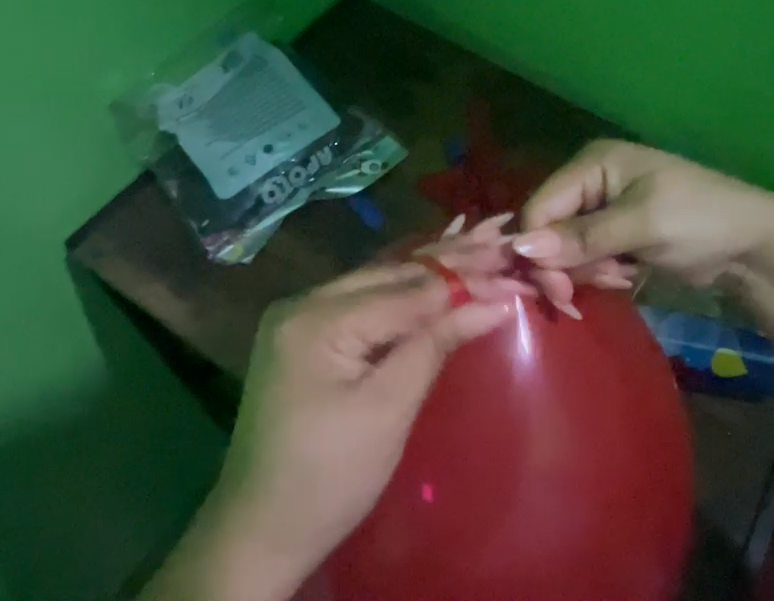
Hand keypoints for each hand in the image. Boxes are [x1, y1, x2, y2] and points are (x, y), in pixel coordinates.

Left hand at [156, 257, 516, 600]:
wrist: (261, 532)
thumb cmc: (329, 477)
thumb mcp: (389, 409)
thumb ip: (436, 344)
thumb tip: (494, 300)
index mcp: (316, 319)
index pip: (407, 289)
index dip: (464, 279)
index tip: (512, 266)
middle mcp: (303, 303)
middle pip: (392, 274)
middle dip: (451, 261)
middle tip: (504, 242)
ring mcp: (301, 317)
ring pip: (379, 281)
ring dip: (431, 268)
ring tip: (480, 243)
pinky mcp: (308, 336)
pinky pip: (365, 300)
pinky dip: (405, 289)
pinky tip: (434, 267)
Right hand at [514, 139, 773, 282]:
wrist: (752, 243)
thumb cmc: (699, 219)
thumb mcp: (642, 225)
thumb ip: (583, 238)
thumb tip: (521, 249)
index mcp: (593, 163)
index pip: (540, 206)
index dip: (537, 250)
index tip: (555, 290)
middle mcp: (591, 180)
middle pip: (548, 228)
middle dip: (563, 265)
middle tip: (577, 297)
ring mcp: (603, 206)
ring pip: (565, 247)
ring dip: (585, 271)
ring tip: (621, 278)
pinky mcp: (616, 232)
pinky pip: (587, 255)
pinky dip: (600, 271)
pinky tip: (625, 277)